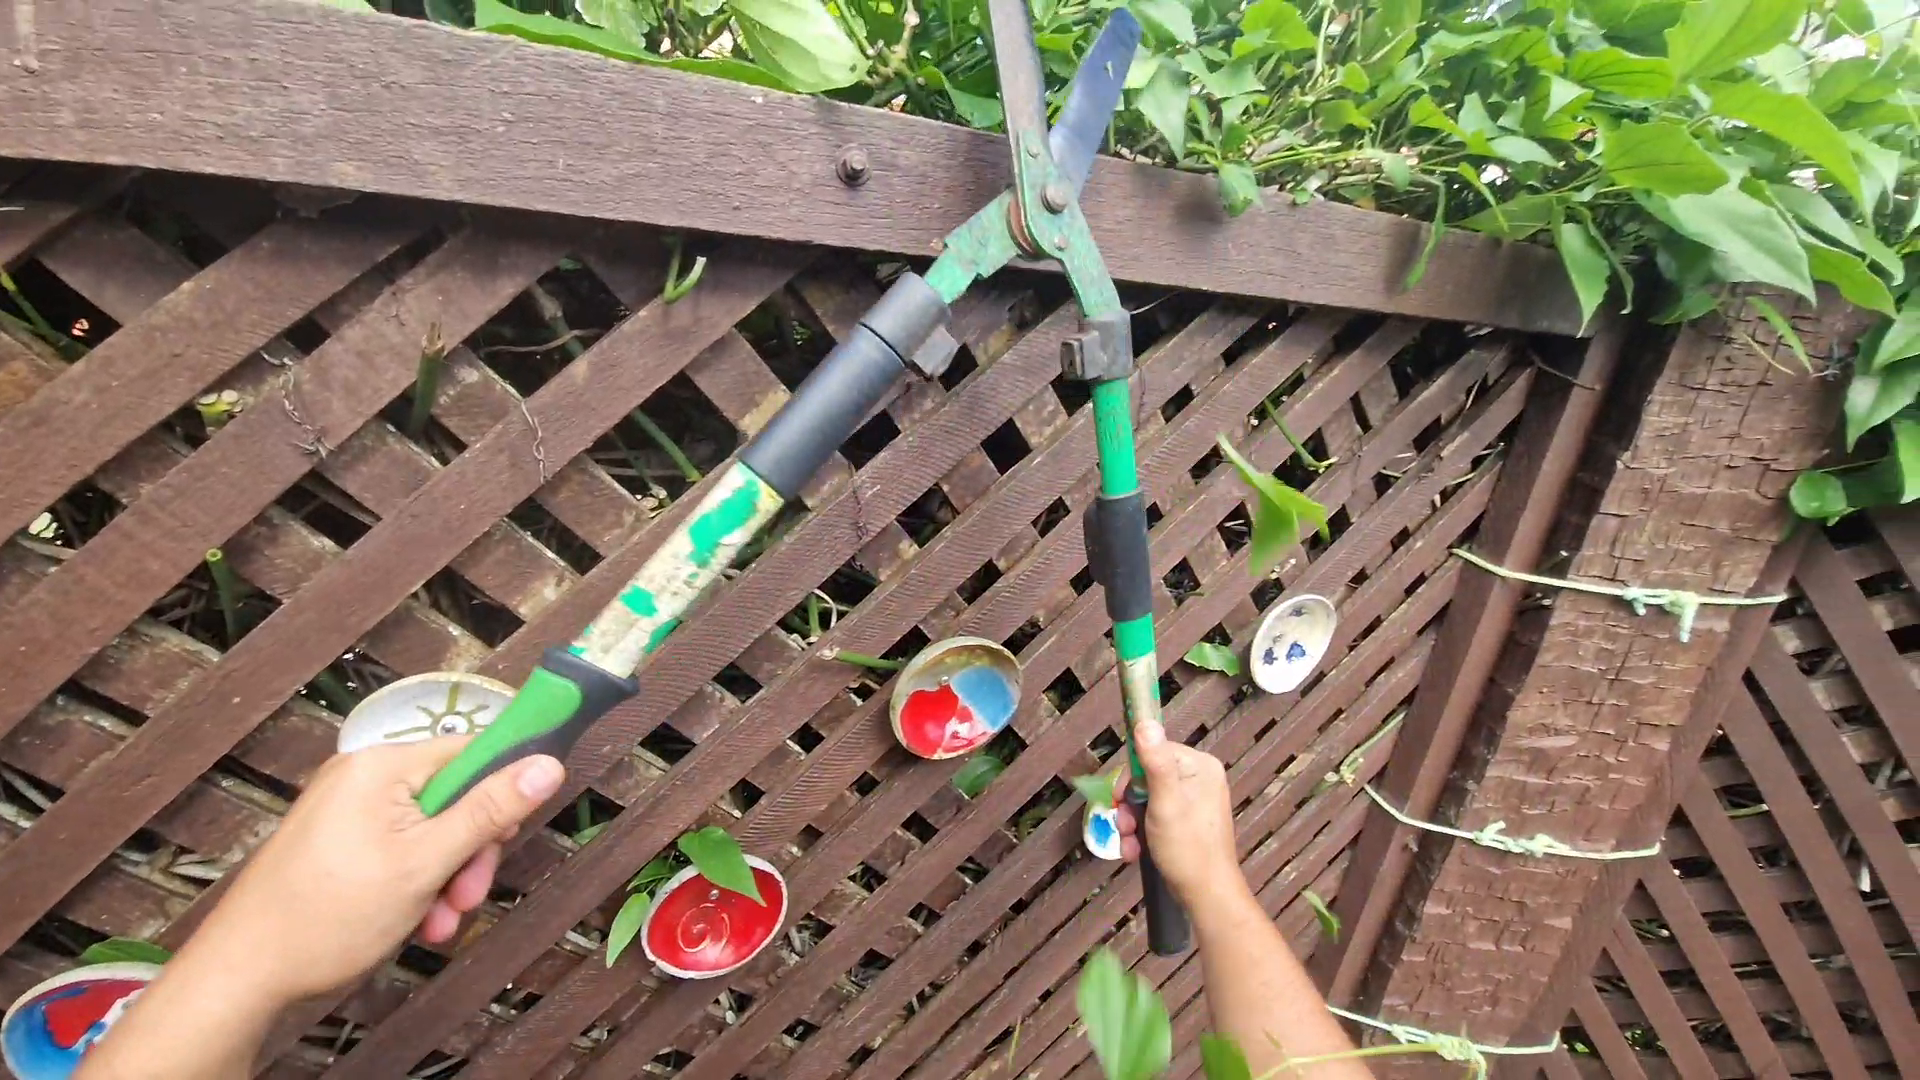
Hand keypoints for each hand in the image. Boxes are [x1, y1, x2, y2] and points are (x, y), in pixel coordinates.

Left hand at [185, 737, 564, 1004]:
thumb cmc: (331, 916)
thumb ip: (492, 809)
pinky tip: (420, 920)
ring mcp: (348, 809)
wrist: (232, 987)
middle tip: (471, 894)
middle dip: (471, 850)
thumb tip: (552, 764)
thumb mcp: (427, 862)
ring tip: (442, 922)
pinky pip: (404, 845)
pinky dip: (420, 880)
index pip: (473, 752)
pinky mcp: (339, 840)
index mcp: (382, 766)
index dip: (504, 789)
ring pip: (434, 829)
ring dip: (450, 875)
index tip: (514, 832)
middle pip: (455, 797)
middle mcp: (364, 776)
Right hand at [1112, 717, 1242, 907]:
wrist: (1206, 898)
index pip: (1152, 750)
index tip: (1121, 798)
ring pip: (1147, 797)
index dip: (1131, 775)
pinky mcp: (1188, 819)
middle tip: (1125, 827)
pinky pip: (1156, 813)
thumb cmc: (1187, 849)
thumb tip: (1144, 721)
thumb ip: (1154, 762)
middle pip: (1147, 775)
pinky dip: (1142, 831)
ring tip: (1129, 844)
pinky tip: (1135, 851)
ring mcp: (1194, 799)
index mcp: (1199, 766)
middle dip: (1130, 804)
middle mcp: (1200, 777)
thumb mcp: (1165, 803)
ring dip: (1131, 821)